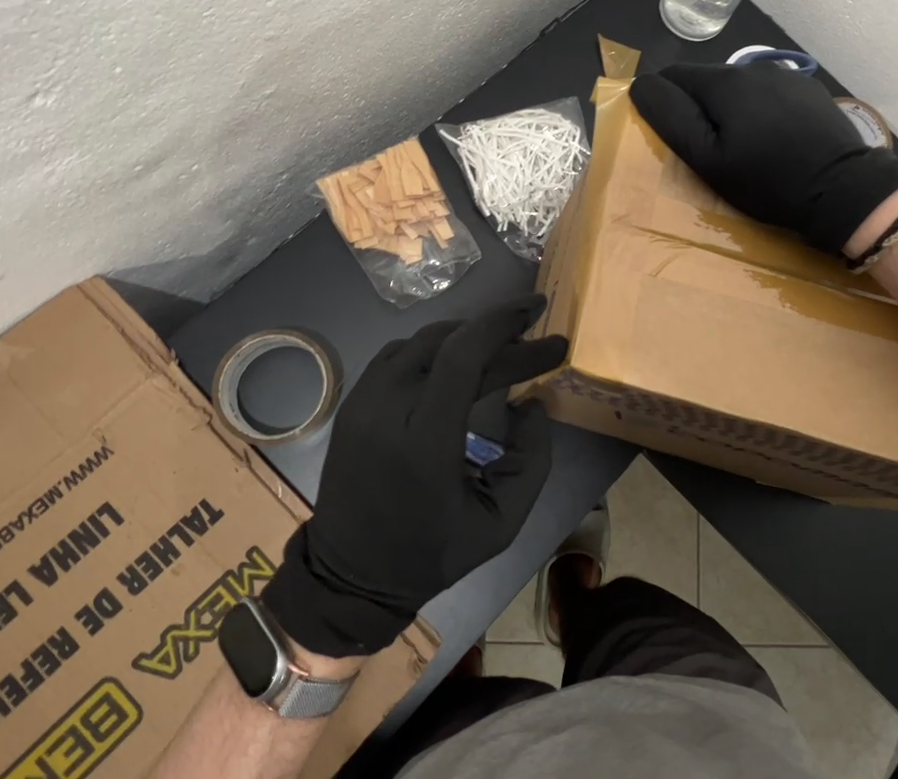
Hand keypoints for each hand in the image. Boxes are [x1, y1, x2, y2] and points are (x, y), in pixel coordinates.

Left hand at [262, 296, 568, 656]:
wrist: (352, 575)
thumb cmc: (433, 552)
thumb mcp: (502, 522)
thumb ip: (532, 459)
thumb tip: (533, 401)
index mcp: (425, 440)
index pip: (464, 356)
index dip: (506, 328)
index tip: (546, 322)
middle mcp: (387, 409)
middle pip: (446, 340)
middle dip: (496, 327)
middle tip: (532, 329)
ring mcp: (362, 402)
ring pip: (419, 340)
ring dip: (464, 335)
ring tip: (501, 344)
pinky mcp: (351, 404)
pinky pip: (396, 355)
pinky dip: (433, 349)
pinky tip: (458, 361)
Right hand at [630, 63, 897, 253]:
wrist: (844, 192)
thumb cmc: (768, 182)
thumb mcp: (708, 160)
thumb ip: (671, 118)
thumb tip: (640, 83)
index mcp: (724, 81)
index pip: (673, 76)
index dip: (665, 104)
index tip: (675, 138)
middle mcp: (754, 67)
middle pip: (707, 81)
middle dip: (700, 109)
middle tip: (710, 153)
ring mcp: (787, 77)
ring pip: (739, 88)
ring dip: (731, 111)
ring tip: (744, 149)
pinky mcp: (810, 92)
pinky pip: (769, 96)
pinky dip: (762, 112)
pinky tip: (774, 141)